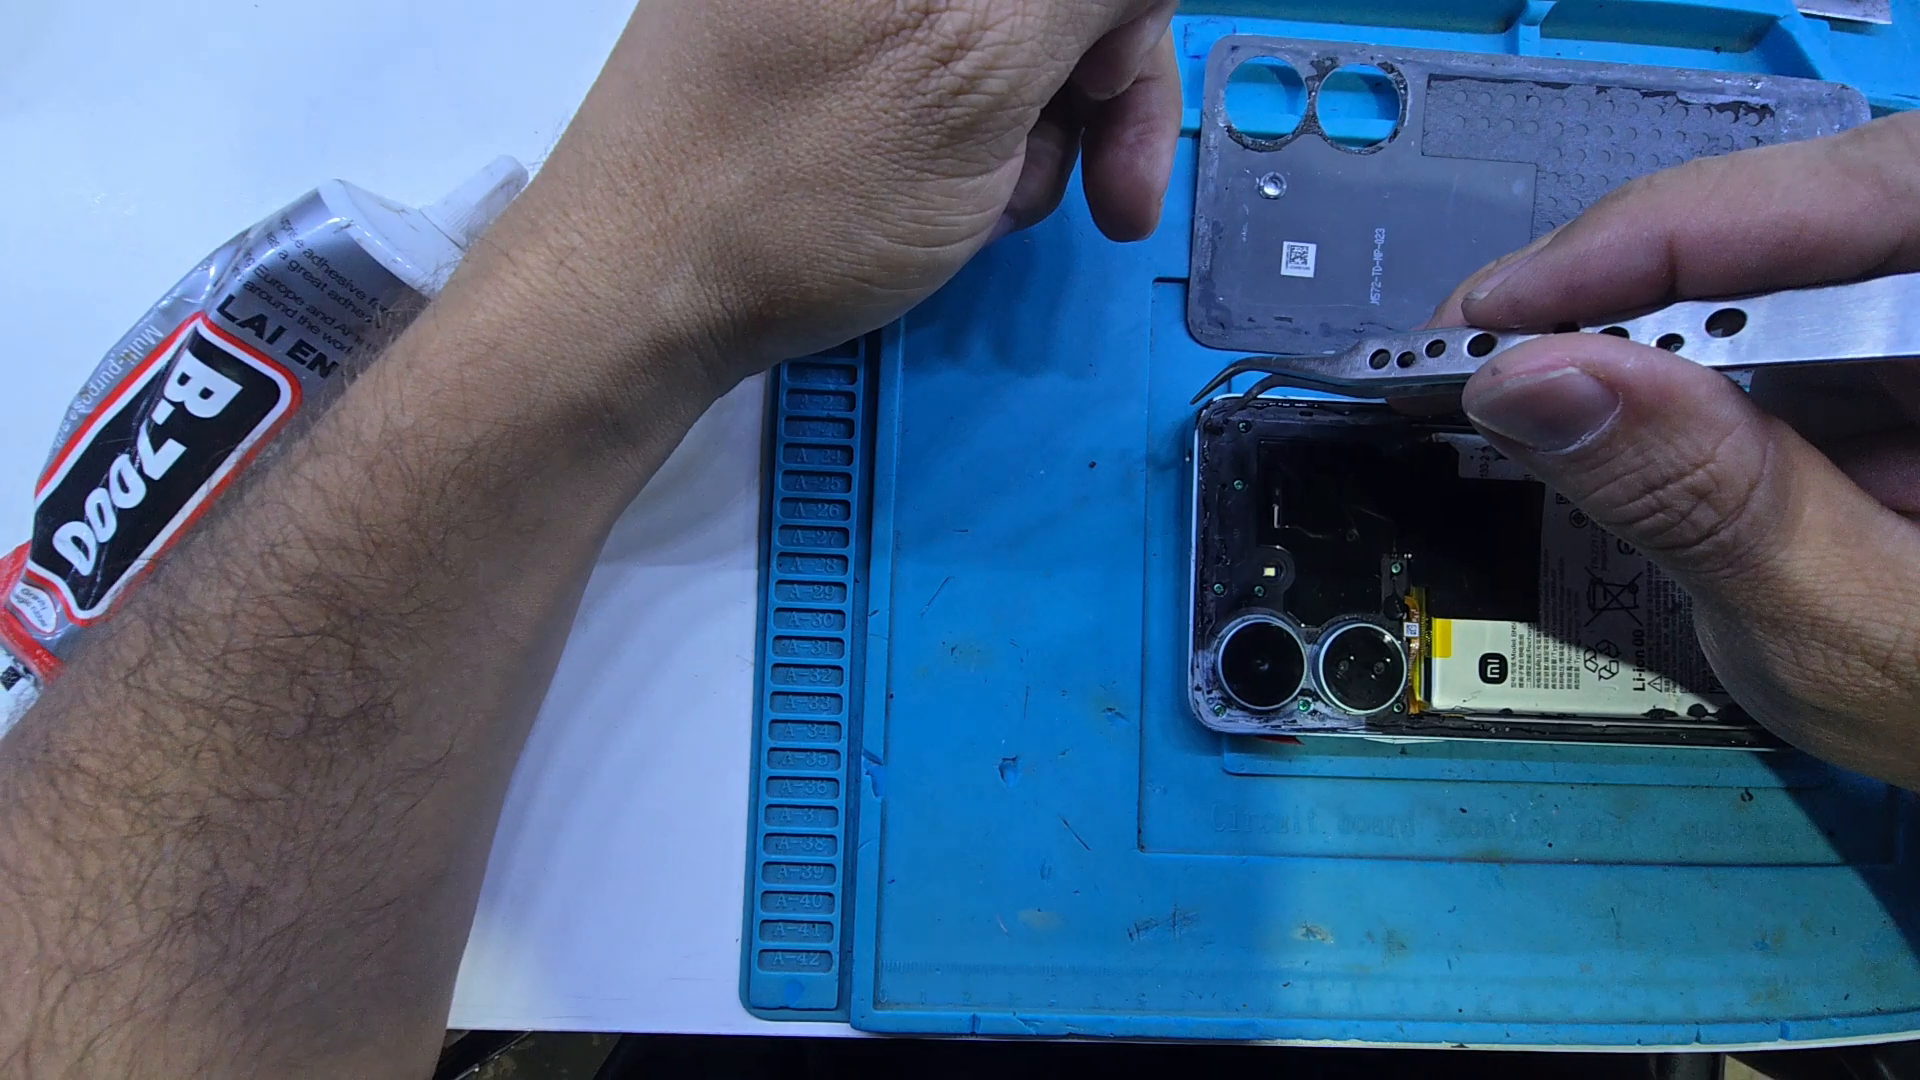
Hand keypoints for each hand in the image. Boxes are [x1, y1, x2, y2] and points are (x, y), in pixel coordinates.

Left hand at [446, 0, 1180, 405]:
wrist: (651, 289)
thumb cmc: (809, 192)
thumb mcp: (974, 70)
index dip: (1129, 38)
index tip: (1120, 137)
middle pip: (1051, 3)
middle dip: (1083, 100)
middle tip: (1078, 202)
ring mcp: (850, 7)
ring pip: (1009, 50)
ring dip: (1026, 142)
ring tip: (976, 214)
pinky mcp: (830, 56)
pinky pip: (949, 85)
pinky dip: (972, 151)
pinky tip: (943, 210)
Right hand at [1433, 113, 1919, 786]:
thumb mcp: (1841, 625)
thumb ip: (1695, 494)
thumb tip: (1520, 382)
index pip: (1881, 198)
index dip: (1666, 236)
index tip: (1497, 311)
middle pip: (1813, 210)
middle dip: (1621, 272)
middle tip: (1478, 343)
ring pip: (1770, 259)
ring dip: (1620, 316)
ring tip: (1510, 374)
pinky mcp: (1889, 356)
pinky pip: (1762, 316)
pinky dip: (1651, 353)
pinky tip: (1583, 391)